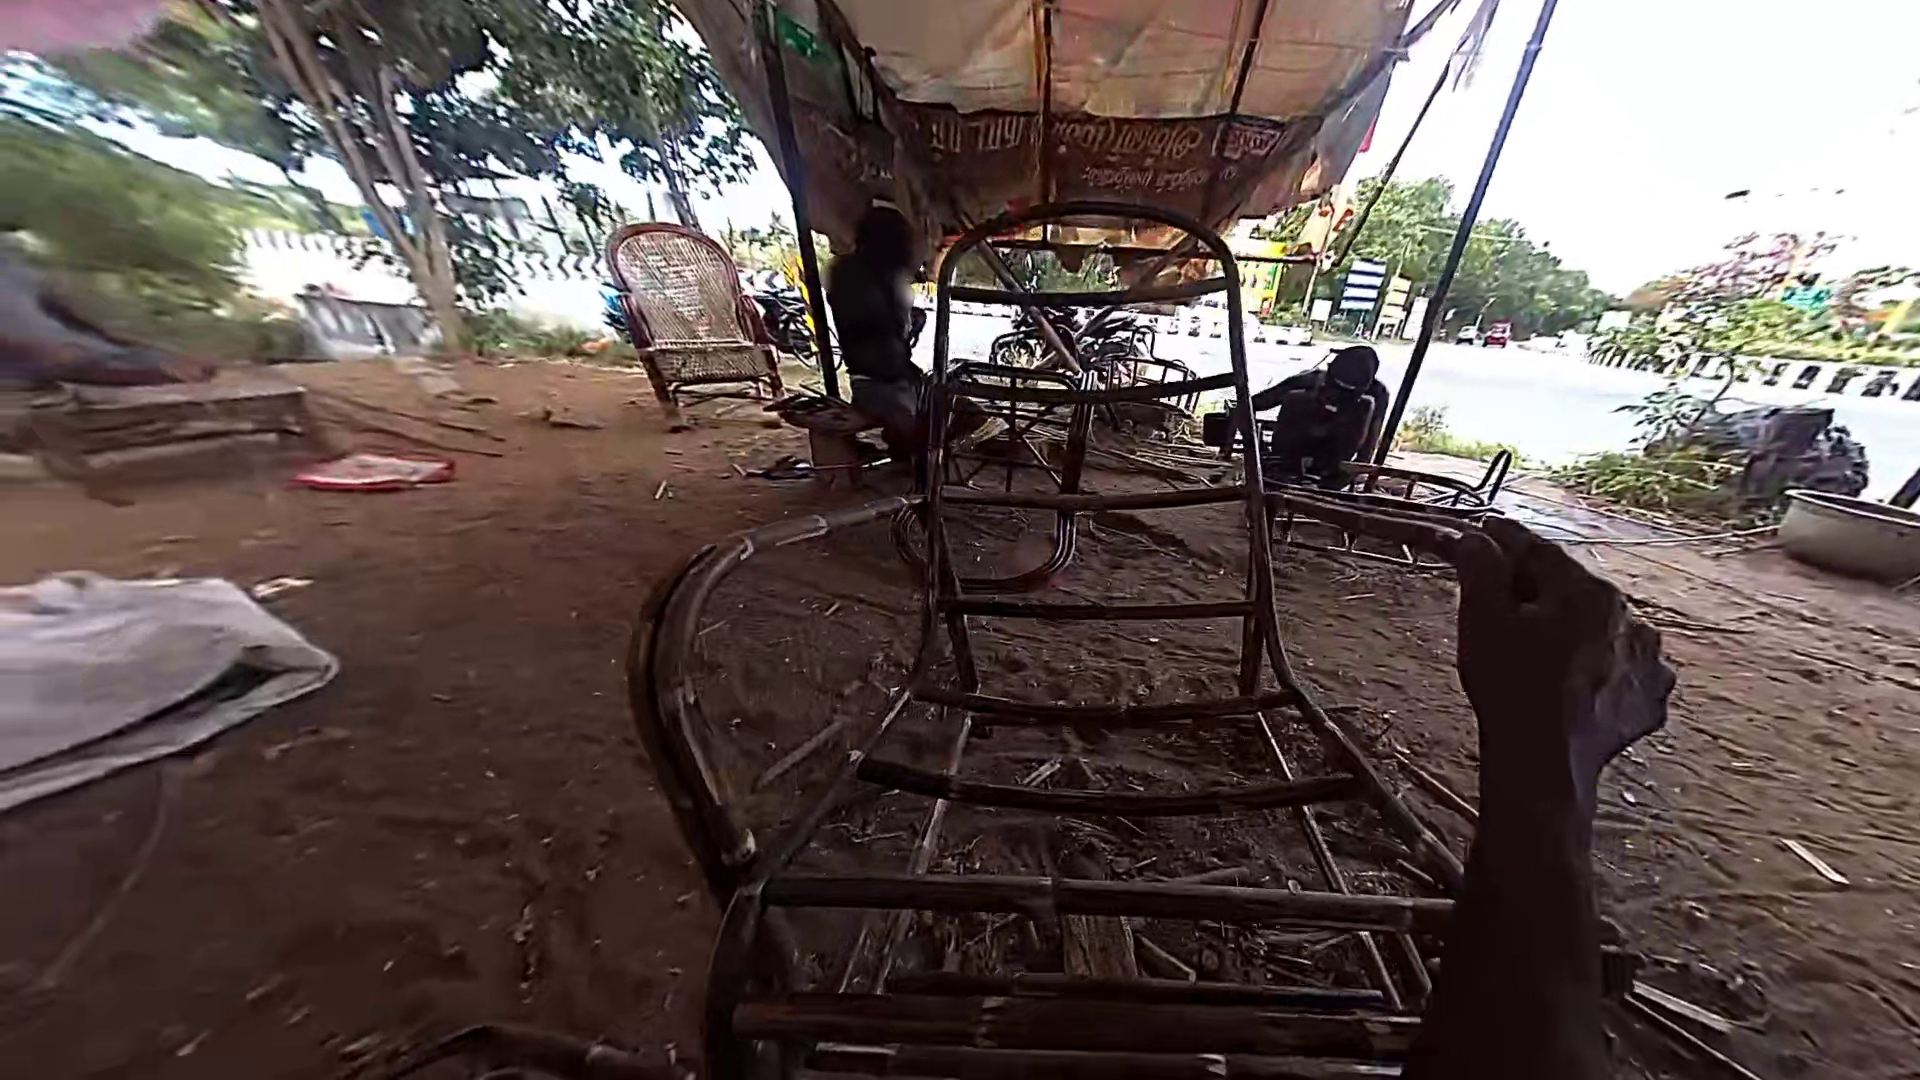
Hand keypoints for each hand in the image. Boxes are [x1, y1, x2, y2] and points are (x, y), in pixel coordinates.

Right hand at [1451, 517, 1673, 815]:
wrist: (1545, 756)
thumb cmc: (1507, 679)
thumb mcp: (1481, 616)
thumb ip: (1481, 567)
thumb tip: (1477, 535)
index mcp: (1588, 591)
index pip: (1537, 549)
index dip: (1502, 535)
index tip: (1481, 526)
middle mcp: (1631, 616)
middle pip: (1569, 585)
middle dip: (1532, 582)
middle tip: (1495, 593)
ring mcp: (1651, 658)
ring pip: (1596, 623)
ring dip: (1565, 621)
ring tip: (1531, 640)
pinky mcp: (1653, 693)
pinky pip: (1616, 660)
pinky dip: (1590, 657)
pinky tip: (1565, 673)